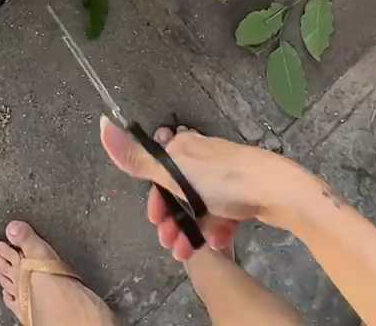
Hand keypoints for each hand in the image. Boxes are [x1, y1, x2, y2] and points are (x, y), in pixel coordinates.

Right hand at [100, 121, 306, 261]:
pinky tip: (219, 242)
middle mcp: (201, 156)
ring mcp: (223, 174)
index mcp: (181, 147)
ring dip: (191, 231)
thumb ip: (135, 157)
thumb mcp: (172, 171)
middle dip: (172, 219)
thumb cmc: (220, 179)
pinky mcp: (242, 192)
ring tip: (191, 252)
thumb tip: (101, 123)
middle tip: (172, 244)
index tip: (156, 221)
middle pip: (178, 191)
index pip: (158, 172)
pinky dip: (217, 228)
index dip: (154, 198)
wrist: (274, 190)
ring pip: (199, 206)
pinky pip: (223, 212)